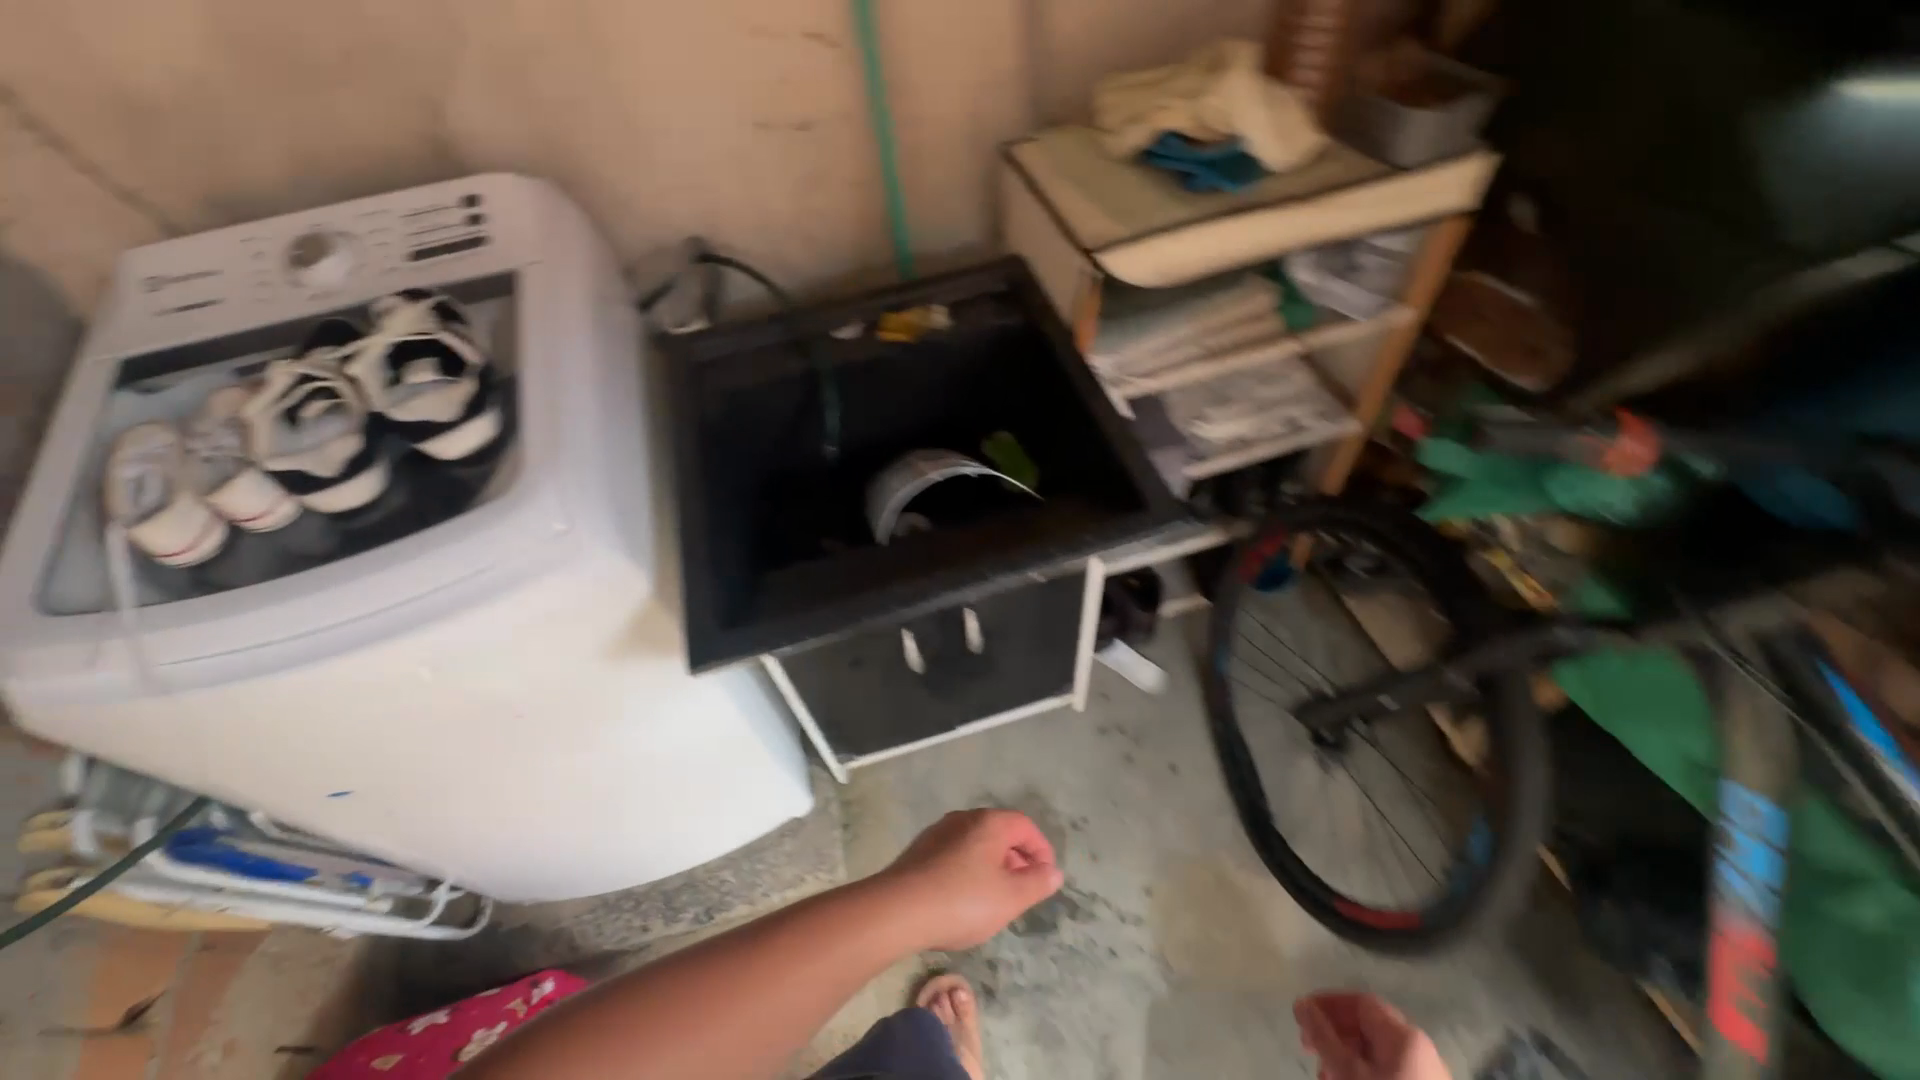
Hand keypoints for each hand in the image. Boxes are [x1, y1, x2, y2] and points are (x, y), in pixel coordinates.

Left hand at [876, 809, 1064, 951]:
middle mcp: (962, 819)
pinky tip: (963, 900)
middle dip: (1017, 859)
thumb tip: (1053, 872)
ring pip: (975, 844)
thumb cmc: (963, 901)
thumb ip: (1037, 884)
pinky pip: (954, 855)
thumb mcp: (1010, 898)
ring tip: (995, 899)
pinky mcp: (919, 852)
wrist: (898, 910)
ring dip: (991, 866)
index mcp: (988, 823)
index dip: (1041, 850)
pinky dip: (968, 871)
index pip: (1025, 826)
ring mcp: (937, 833)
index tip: (1046, 877)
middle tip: (1023, 890)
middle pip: (999, 832)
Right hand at [1295, 992, 1450, 1079]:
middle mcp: (1420, 1050)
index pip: (1361, 1002)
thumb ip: (1322, 1035)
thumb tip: (1302, 1004)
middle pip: (1368, 1028)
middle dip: (1334, 1035)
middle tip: (1307, 1049)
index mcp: (1404, 1036)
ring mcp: (1425, 1076)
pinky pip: (1388, 1075)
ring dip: (1344, 1059)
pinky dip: (1362, 1076)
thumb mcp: (1347, 1072)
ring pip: (1376, 1055)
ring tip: (1324, 1078)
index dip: (1328, 1004)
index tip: (1301, 1018)